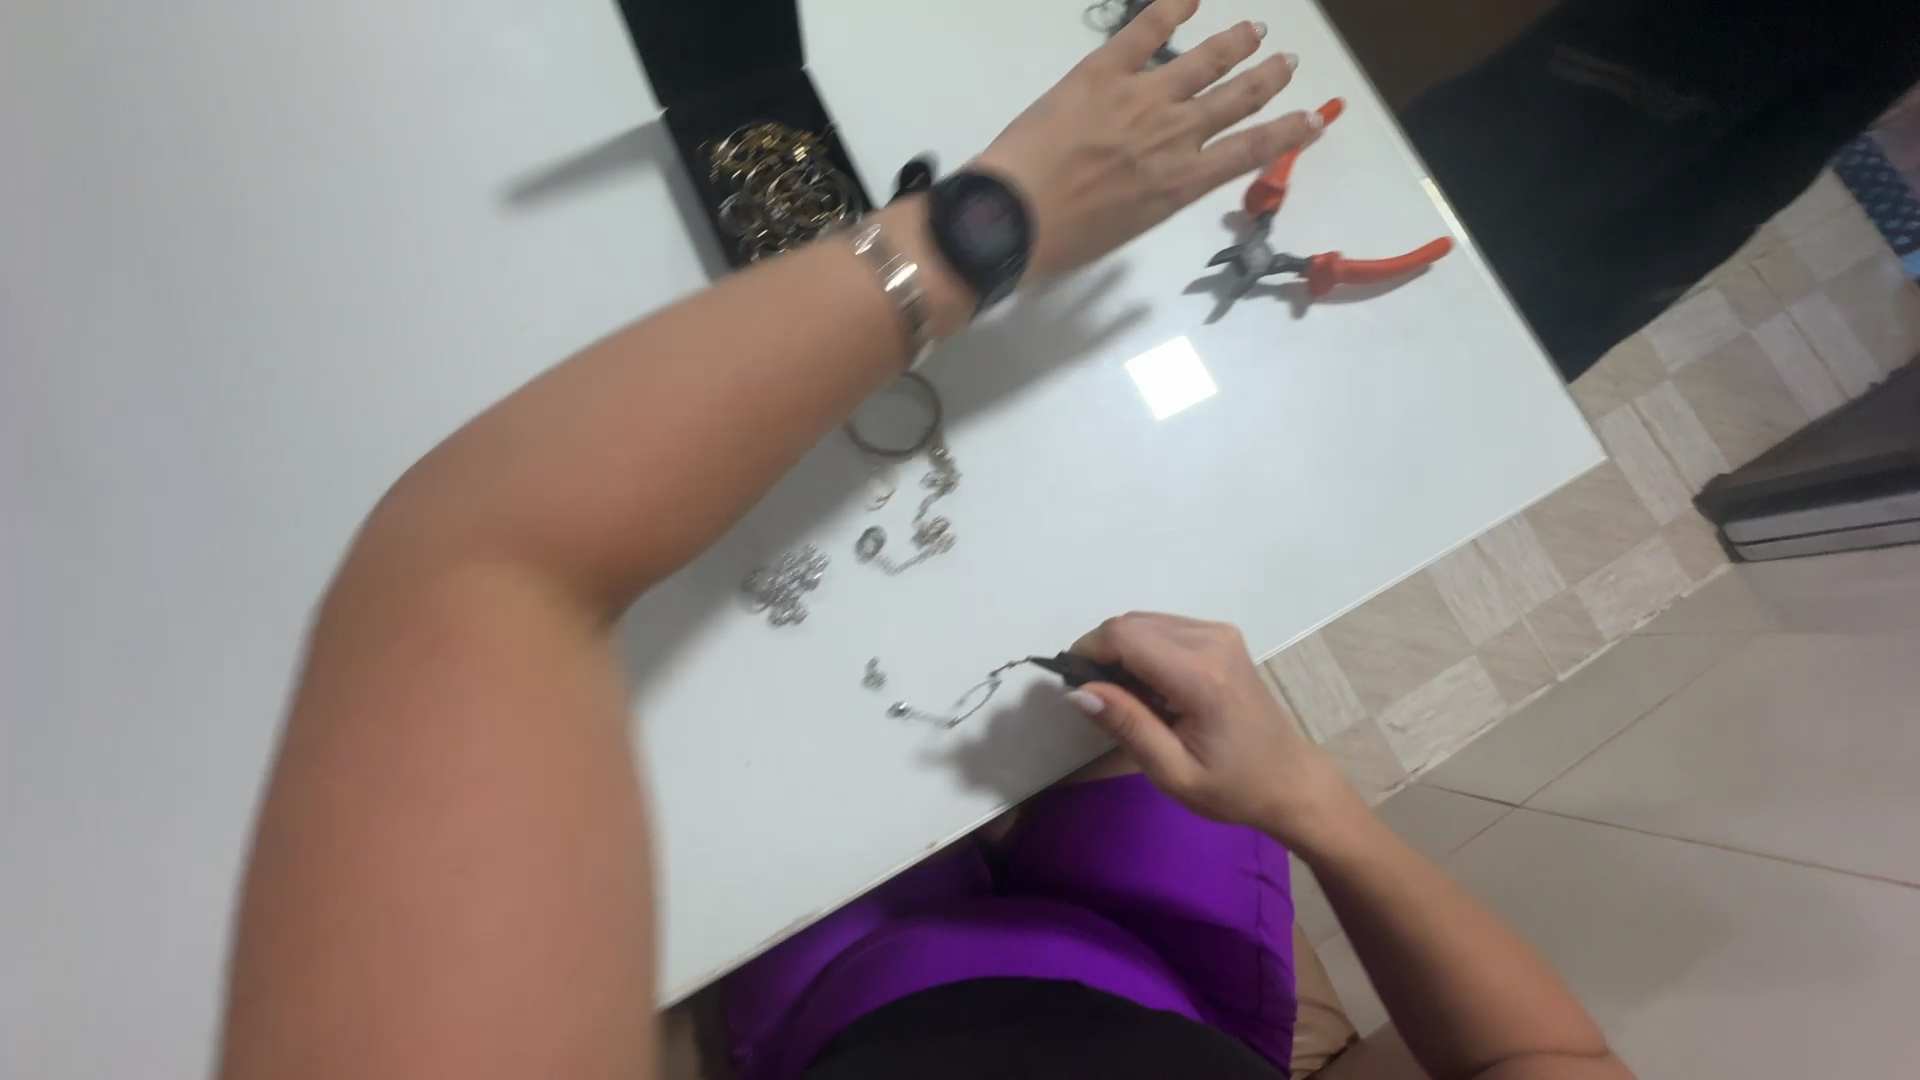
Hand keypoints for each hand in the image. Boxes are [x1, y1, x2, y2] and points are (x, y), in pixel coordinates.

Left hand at [976, 0, 1319, 279]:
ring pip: (1205, 60)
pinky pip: (1146, 29)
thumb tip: (1163, 180)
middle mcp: (1174, 135)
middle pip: (1236, 100)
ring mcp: (1143, 96)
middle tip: (1284, 65)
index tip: (1312, 121)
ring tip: (1255, 30)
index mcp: (1180, 185)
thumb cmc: (1062, 243)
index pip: (1249, 152)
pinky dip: (1171, 6)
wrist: (1013, 217)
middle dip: (1266, 82)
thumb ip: (1154, 200)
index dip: (1287, 134)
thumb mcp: (1124, 233)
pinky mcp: (1104, 70)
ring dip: (1235, 43)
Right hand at [1065, 612, 1360, 845]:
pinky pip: (1161, 625)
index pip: (1124, 636)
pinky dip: (1142, 648)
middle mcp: (1211, 640)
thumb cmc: (1232, 786)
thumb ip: (1126, 725)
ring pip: (1142, 621)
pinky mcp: (1220, 633)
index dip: (1089, 652)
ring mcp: (1219, 632)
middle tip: (1104, 701)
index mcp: (1201, 676)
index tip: (1077, 686)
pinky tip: (1152, 686)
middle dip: (1103, 653)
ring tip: (1131, 698)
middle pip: (1130, 623)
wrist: (1291, 779)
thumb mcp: (1172, 772)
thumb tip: (1078, 690)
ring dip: (1122, 651)